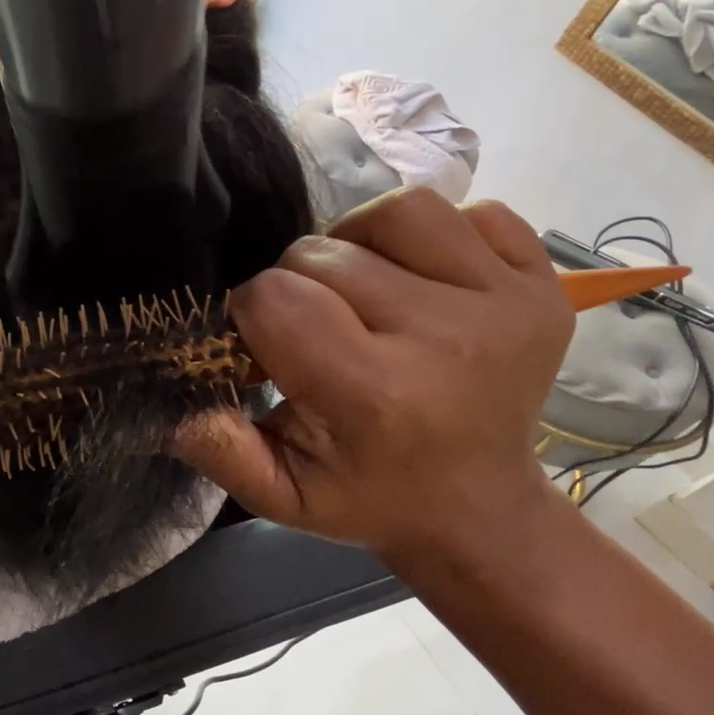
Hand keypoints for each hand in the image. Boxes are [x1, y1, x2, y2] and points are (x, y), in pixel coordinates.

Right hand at [176, 188, 573, 556]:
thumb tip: (170, 400)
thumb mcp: (280, 493)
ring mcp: (505, 303)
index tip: (261, 347)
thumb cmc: (365, 497)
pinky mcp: (543, 284)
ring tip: (356, 287)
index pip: (275, 298)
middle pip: (322, 253)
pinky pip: (472, 211)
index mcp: (373, 393)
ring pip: (396, 212)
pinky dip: (430, 236)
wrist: (476, 503)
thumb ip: (220, 449)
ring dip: (356, 242)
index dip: (249, 313)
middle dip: (294, 284)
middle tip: (308, 329)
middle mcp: (446, 337)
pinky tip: (417, 281)